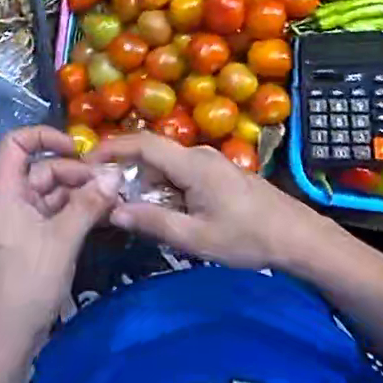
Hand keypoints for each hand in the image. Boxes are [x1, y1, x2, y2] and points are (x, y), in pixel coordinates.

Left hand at [0, 126, 120, 345]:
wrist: (7, 338)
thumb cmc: (28, 281)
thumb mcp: (62, 239)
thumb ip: (89, 203)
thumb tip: (115, 175)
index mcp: (6, 193)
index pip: (16, 144)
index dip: (45, 137)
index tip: (78, 150)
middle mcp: (12, 202)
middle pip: (44, 170)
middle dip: (78, 173)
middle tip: (113, 186)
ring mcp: (21, 224)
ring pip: (54, 194)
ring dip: (83, 195)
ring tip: (116, 202)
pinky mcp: (33, 244)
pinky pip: (57, 216)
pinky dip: (79, 214)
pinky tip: (105, 219)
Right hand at [87, 132, 346, 271]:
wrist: (297, 236)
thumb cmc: (248, 238)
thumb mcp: (196, 238)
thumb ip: (153, 223)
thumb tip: (113, 212)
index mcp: (192, 164)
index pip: (142, 144)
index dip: (111, 148)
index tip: (85, 163)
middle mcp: (199, 155)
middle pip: (151, 155)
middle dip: (124, 172)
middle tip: (101, 197)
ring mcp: (211, 163)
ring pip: (165, 167)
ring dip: (144, 185)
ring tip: (126, 210)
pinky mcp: (218, 174)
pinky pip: (180, 174)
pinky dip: (162, 189)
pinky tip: (159, 212)